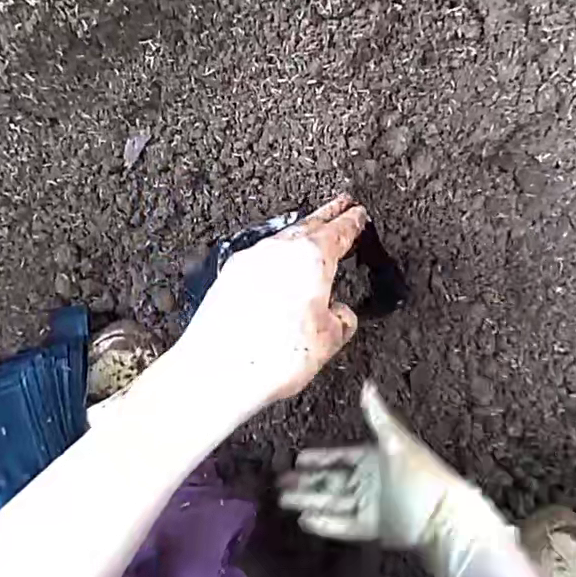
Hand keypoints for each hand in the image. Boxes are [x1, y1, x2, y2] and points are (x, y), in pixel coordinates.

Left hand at [171, 194, 368, 409]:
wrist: (217, 371)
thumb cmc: (272, 357)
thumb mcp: (329, 341)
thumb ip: (342, 320)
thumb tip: (339, 313)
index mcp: (312, 257)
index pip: (340, 230)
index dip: (353, 221)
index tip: (358, 214)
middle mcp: (280, 250)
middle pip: (310, 223)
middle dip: (328, 214)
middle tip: (341, 206)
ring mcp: (251, 259)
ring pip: (284, 238)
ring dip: (301, 234)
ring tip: (311, 237)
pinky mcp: (230, 275)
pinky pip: (262, 256)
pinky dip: (276, 257)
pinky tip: (278, 271)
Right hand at [278, 383, 514, 576]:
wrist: (442, 516)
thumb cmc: (419, 475)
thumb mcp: (395, 442)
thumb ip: (376, 417)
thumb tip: (367, 384)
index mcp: (373, 458)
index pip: (339, 457)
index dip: (318, 458)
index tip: (296, 458)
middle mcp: (368, 480)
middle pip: (330, 481)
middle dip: (305, 483)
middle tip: (279, 484)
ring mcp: (370, 505)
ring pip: (332, 502)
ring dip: (309, 501)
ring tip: (283, 501)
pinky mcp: (373, 528)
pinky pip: (343, 524)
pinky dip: (325, 523)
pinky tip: (305, 521)